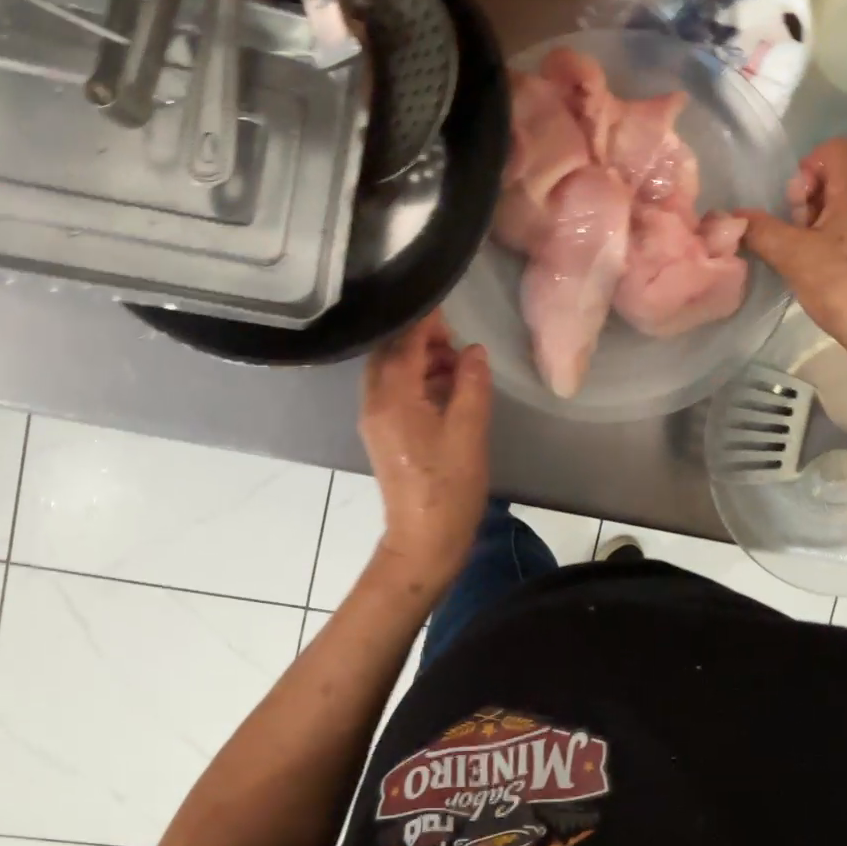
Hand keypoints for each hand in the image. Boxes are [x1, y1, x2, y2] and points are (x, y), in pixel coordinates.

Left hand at [359, 310, 492, 586]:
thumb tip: (472, 351)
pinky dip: (415, 380)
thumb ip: (470, 384)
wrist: (424, 540)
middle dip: (420, 339)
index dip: (427, 321)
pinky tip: (446, 388)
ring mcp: (374, 420)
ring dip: (418, 360)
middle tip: (456, 339)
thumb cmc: (449, 487)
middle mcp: (374, 403)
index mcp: (392, 398)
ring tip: (456, 363)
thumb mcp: (469, 431)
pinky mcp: (382, 434)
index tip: (450, 304)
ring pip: (389, 372)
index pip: (404, 343)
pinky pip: (393, 392)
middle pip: (389, 354)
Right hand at [738, 138, 846, 357]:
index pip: (834, 148)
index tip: (793, 207)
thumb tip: (733, 217)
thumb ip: (760, 230)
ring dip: (816, 221)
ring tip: (806, 255)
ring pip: (844, 201)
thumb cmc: (844, 287)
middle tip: (796, 234)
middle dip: (806, 199)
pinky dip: (833, 237)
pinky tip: (822, 268)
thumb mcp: (792, 256)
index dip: (805, 169)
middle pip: (836, 174)